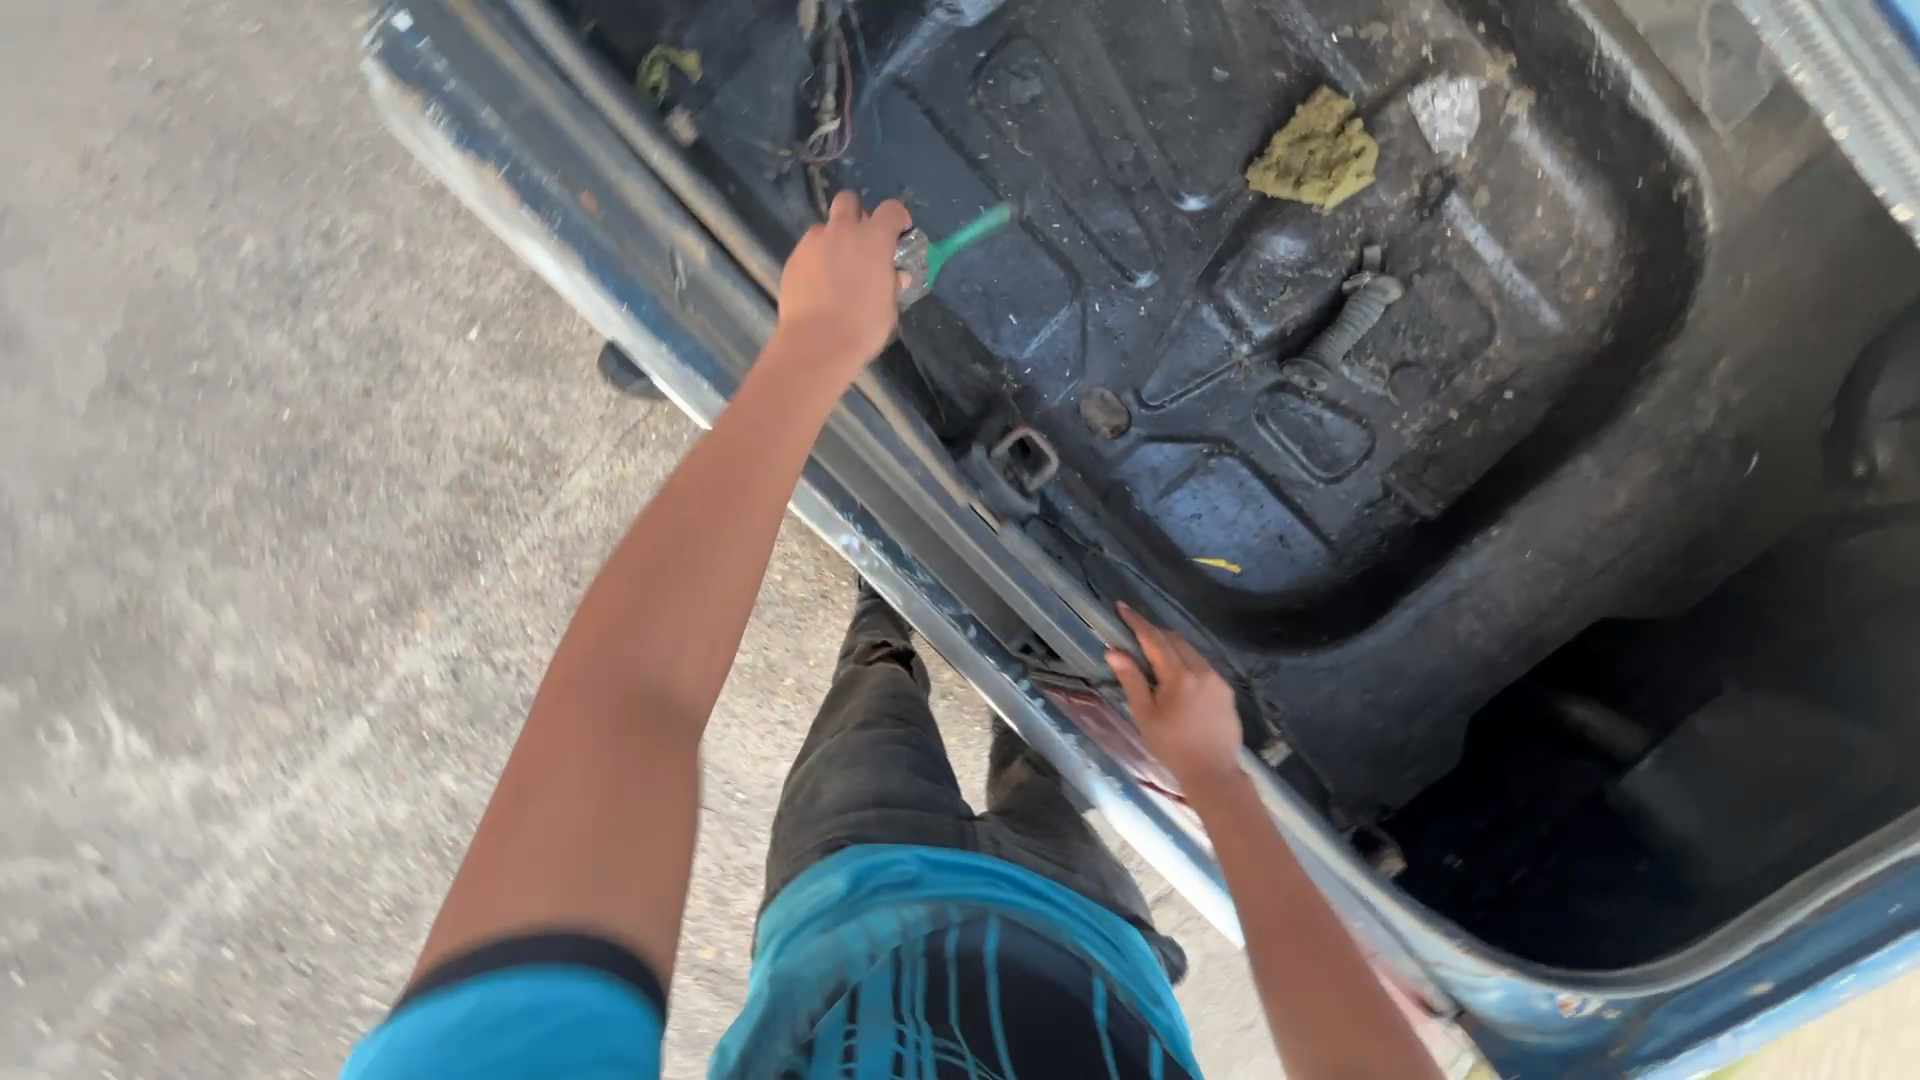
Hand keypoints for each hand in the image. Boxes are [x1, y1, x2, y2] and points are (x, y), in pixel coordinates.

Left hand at [774, 191, 912, 378]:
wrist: (817, 343)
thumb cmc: (863, 327)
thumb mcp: (889, 307)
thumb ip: (892, 284)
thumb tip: (896, 276)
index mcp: (874, 239)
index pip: (891, 210)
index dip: (898, 219)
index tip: (900, 233)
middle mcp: (842, 231)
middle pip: (848, 200)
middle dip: (857, 214)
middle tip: (861, 242)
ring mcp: (813, 242)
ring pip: (824, 227)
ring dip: (833, 239)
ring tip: (836, 269)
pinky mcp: (793, 259)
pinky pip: (808, 249)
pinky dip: (816, 259)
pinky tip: (818, 285)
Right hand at [1108, 606, 1243, 786]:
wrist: (1213, 772)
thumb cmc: (1171, 746)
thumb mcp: (1144, 714)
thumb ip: (1131, 679)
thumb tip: (1114, 651)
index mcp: (1179, 676)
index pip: (1154, 638)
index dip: (1137, 622)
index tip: (1121, 607)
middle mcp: (1201, 670)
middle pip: (1174, 639)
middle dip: (1153, 631)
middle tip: (1134, 630)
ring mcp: (1217, 679)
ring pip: (1190, 650)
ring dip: (1170, 645)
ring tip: (1152, 651)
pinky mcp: (1226, 689)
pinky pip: (1202, 664)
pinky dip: (1185, 660)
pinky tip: (1176, 673)